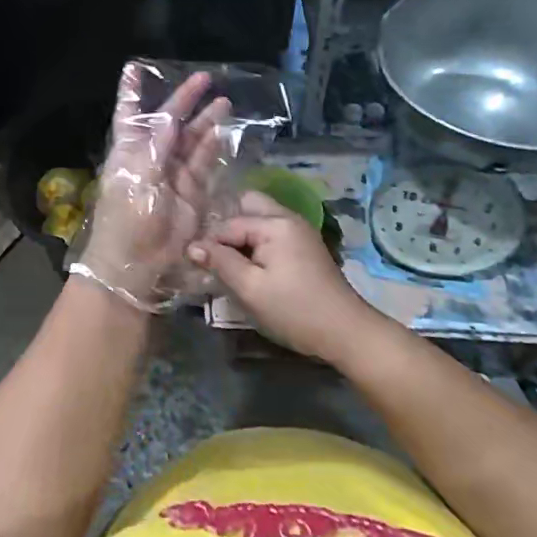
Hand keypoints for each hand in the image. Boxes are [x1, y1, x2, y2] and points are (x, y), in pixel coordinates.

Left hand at [75, 65, 230, 309]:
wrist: (137, 266)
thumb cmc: (128, 219)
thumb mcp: (138, 178)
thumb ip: (156, 145)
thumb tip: (169, 116)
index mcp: (129, 153)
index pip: (130, 115)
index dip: (132, 92)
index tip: (134, 67)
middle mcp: (151, 159)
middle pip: (169, 123)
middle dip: (184, 100)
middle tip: (204, 78)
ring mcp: (172, 176)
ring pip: (191, 140)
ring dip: (205, 121)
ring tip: (224, 100)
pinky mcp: (192, 193)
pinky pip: (204, 163)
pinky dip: (213, 146)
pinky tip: (224, 129)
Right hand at [187, 191, 386, 360]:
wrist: (344, 331)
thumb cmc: (294, 310)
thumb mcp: (250, 289)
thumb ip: (220, 262)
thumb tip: (192, 246)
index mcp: (275, 223)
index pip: (229, 223)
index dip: (209, 243)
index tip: (194, 264)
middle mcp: (288, 217)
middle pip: (248, 206)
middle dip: (226, 227)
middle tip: (211, 255)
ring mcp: (299, 230)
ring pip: (260, 218)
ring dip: (242, 235)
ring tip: (226, 262)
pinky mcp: (304, 246)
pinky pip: (272, 232)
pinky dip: (257, 242)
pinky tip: (248, 265)